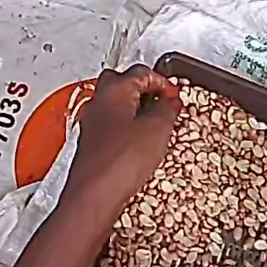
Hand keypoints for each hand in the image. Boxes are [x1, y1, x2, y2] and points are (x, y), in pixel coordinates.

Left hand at [64, 65, 181, 220]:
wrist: (94, 194)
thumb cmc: (121, 161)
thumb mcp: (158, 130)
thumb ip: (167, 110)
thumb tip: (171, 102)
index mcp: (114, 90)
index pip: (141, 73)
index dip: (163, 82)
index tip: (175, 95)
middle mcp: (98, 102)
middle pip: (121, 82)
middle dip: (143, 89)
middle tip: (162, 102)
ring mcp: (92, 123)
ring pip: (114, 105)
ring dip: (134, 109)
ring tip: (154, 124)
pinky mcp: (91, 144)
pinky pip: (111, 126)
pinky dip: (126, 127)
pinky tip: (138, 143)